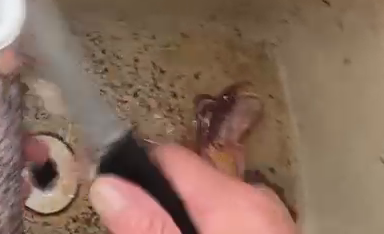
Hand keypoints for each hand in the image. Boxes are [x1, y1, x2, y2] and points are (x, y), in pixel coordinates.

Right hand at [89, 144, 296, 233]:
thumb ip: (148, 229)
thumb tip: (107, 185)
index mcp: (235, 200)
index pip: (165, 157)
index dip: (131, 176)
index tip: (107, 204)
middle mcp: (259, 205)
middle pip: (185, 189)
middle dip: (157, 215)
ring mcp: (276, 230)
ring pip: (207, 217)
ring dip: (179, 230)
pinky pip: (232, 233)